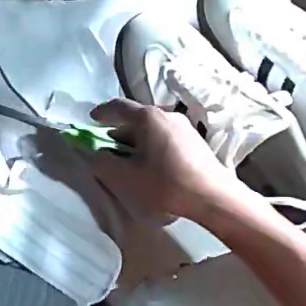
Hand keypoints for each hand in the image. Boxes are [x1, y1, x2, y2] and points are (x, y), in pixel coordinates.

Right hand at [88, 98, 259, 221]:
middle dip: (119, 134)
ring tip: (131, 164)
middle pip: (136, 120)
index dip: (101, 113)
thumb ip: (102, 163)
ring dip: (137, 143)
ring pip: (152, 131)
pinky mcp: (196, 143)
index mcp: (148, 118)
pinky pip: (166, 139)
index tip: (91, 121)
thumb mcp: (124, 178)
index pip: (118, 107)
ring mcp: (185, 128)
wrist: (214, 198)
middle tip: (109, 151)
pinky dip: (153, 148)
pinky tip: (153, 169)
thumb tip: (96, 154)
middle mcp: (168, 115)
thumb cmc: (165, 185)